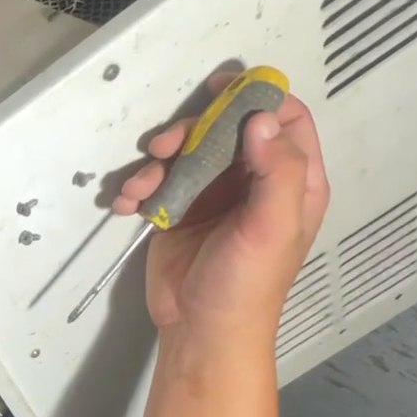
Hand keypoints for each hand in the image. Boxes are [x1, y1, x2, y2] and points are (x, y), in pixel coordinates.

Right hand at [112, 74, 328, 340]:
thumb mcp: (272, 226)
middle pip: (223, 132)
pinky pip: (156, 185)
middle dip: (190, 132)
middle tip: (164, 145)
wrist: (201, 327)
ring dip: (156, 165)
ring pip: (185, 156)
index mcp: (289, 181)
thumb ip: (275, 169)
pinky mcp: (176, 213)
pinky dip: (137, 189)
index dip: (258, 99)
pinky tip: (127, 204)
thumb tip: (261, 117)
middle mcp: (251, 182)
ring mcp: (211, 197)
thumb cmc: (247, 282)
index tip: (222, 89)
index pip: (284, 122)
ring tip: (139, 187)